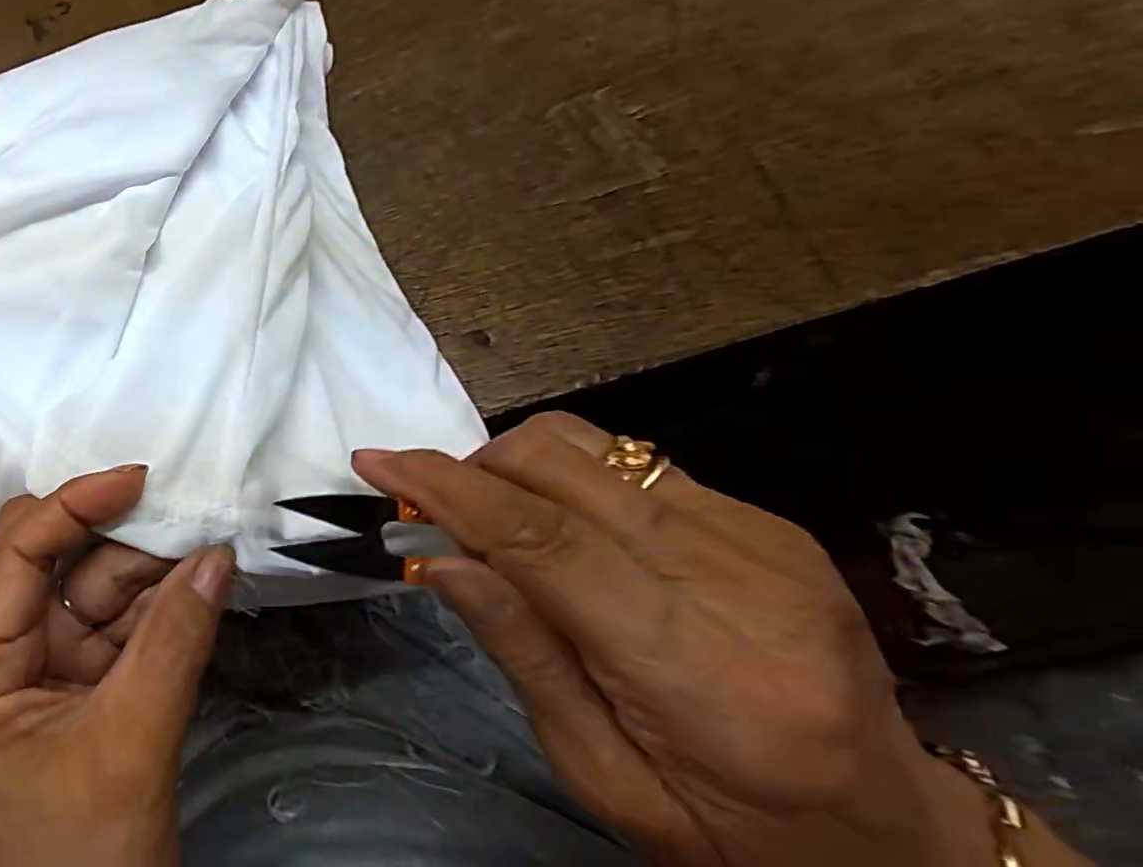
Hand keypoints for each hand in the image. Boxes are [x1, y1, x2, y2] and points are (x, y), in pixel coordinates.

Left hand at [0, 466, 235, 866]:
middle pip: (54, 562)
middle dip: (119, 538)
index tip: (136, 479)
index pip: (16, 556)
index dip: (74, 505)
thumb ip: (175, 640)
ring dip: (150, 566)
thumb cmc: (91, 854)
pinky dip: (158, 600)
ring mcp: (36, 665)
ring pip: (93, 586)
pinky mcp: (75, 678)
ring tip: (204, 547)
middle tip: (181, 514)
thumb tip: (216, 554)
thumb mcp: (133, 742)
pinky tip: (196, 581)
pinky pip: (117, 619)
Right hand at [353, 413, 1085, 866]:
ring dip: (516, 464)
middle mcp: (742, 585)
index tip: (378, 462)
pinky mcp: (768, 521)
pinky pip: (630, 461)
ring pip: (593, 446)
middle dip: (475, 467)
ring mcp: (764, 540)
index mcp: (701, 678)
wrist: (895, 837)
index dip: (450, 489)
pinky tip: (563, 524)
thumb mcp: (602, 776)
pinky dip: (567, 476)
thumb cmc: (732, 835)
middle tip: (435, 506)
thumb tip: (439, 560)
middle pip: (565, 469)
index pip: (544, 543)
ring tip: (495, 515)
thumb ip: (519, 653)